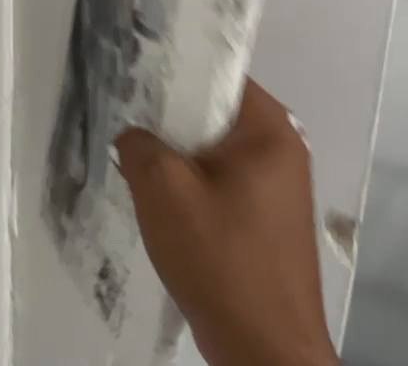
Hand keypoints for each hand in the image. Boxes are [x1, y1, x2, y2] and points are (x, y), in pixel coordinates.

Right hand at [115, 81, 336, 365]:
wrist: (263, 350)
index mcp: (270, 130)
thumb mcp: (161, 187)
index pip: (216, 73)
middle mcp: (282, 150)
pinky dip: (191, 183)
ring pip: (213, 150)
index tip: (130, 72)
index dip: (171, 69)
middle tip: (124, 114)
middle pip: (213, 112)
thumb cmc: (219, 256)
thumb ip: (137, 143)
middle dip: (168, 115)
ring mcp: (278, 189)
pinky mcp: (266, 221)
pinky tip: (158, 197)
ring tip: (134, 154)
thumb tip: (134, 137)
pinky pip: (221, 182)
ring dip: (177, 154)